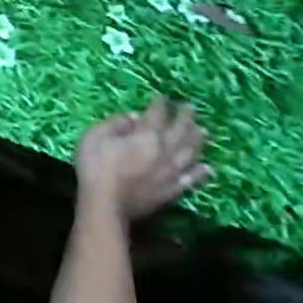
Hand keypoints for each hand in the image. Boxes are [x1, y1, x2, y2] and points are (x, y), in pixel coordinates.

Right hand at [75, 97, 210, 223]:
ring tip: (203, 131)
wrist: (105, 205)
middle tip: (190, 107)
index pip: (156, 115)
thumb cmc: (96, 166)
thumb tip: (133, 117)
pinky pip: (190, 179)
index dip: (160, 104)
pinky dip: (200, 173)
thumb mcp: (95, 135)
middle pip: (179, 131)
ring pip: (190, 153)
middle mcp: (164, 152)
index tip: (163, 97)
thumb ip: (115, 123)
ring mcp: (170, 173)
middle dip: (185, 117)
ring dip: (197, 140)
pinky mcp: (172, 191)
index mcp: (145, 135)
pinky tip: (207, 168)